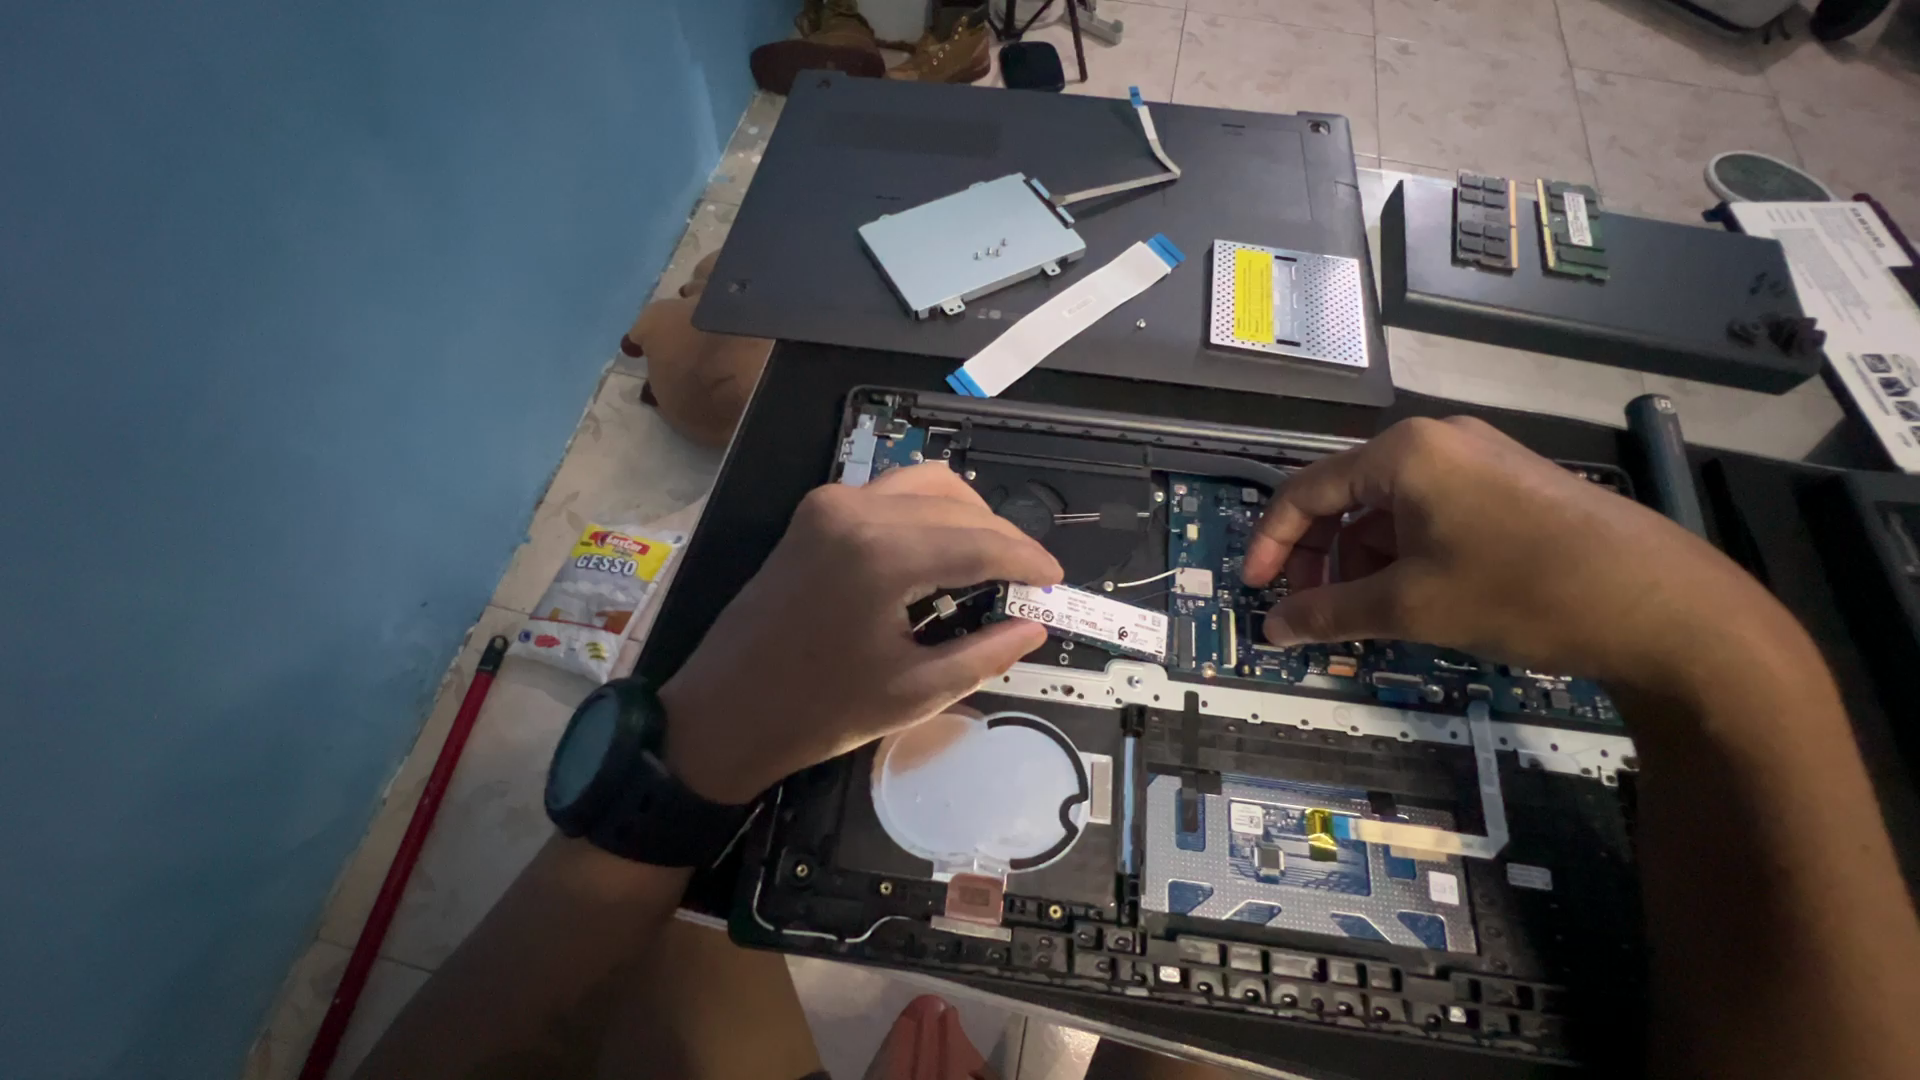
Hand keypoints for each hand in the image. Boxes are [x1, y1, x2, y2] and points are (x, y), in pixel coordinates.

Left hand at [659, 464, 1064, 802]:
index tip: (1054, 579)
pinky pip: (891, 492)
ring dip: (969, 515)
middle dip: (1003, 537)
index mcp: (881, 555)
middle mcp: (856, 511)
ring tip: (991, 561)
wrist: (723, 711)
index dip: (1027, 558)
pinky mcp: (816, 511)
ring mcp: (830, 504)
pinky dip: (930, 510)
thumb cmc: (817, 712)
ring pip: (926, 485)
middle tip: (1028, 578)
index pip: (980, 541)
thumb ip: (984, 653)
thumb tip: (1033, 625)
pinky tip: (943, 547)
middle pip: (958, 505)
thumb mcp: (914, 692)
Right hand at [1241, 416, 1804, 693]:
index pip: (1304, 492)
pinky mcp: (1508, 484)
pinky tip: (1413, 595)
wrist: (1669, 608)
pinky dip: (1402, 553)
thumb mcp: (1409, 607)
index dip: (1271, 544)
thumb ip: (1327, 613)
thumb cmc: (1520, 592)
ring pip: (1385, 508)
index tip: (1256, 591)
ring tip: (1367, 612)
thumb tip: (1270, 629)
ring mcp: (1477, 459)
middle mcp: (1435, 442)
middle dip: (1319, 556)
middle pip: (1343, 497)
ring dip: (1360, 560)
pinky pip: (1426, 512)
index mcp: (1401, 453)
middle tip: (1312, 609)